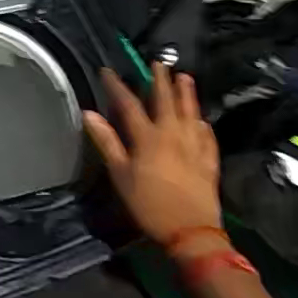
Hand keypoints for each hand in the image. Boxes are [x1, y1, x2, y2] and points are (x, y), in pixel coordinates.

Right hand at [84, 63, 222, 255]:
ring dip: (187, 94)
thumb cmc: (150, 205)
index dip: (117, 85)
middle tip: (159, 62)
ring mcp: (194, 148)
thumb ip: (107, 142)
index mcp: (148, 137)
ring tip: (185, 77)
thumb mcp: (121, 175)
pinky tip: (203, 121)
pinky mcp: (209, 163)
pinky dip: (204, 126)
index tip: (108, 71)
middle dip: (161, 80)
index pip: (129, 104)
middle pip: (166, 101)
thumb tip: (88, 113)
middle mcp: (172, 135)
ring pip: (191, 114)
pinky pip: (208, 138)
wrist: (192, 235)